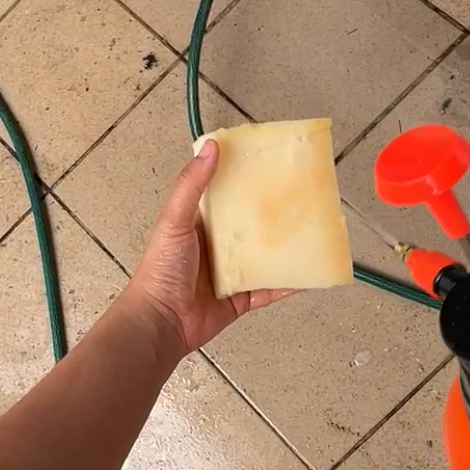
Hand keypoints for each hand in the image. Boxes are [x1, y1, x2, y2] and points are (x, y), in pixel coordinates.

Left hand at [119, 142, 292, 357]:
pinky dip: (286, 282)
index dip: (242, 181)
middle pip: (247, 227)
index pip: (223, 197)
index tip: (267, 165)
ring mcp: (228, 274)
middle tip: (297, 197)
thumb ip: (191, 185)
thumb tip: (210, 147)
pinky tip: (306, 272)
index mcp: (196, 225)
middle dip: (268, 216)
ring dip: (281, 248)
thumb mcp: (174, 220)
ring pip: (261, 258)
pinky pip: (268, 289)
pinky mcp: (239, 299)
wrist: (162, 322)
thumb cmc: (161, 270)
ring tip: (308, 231)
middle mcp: (213, 247)